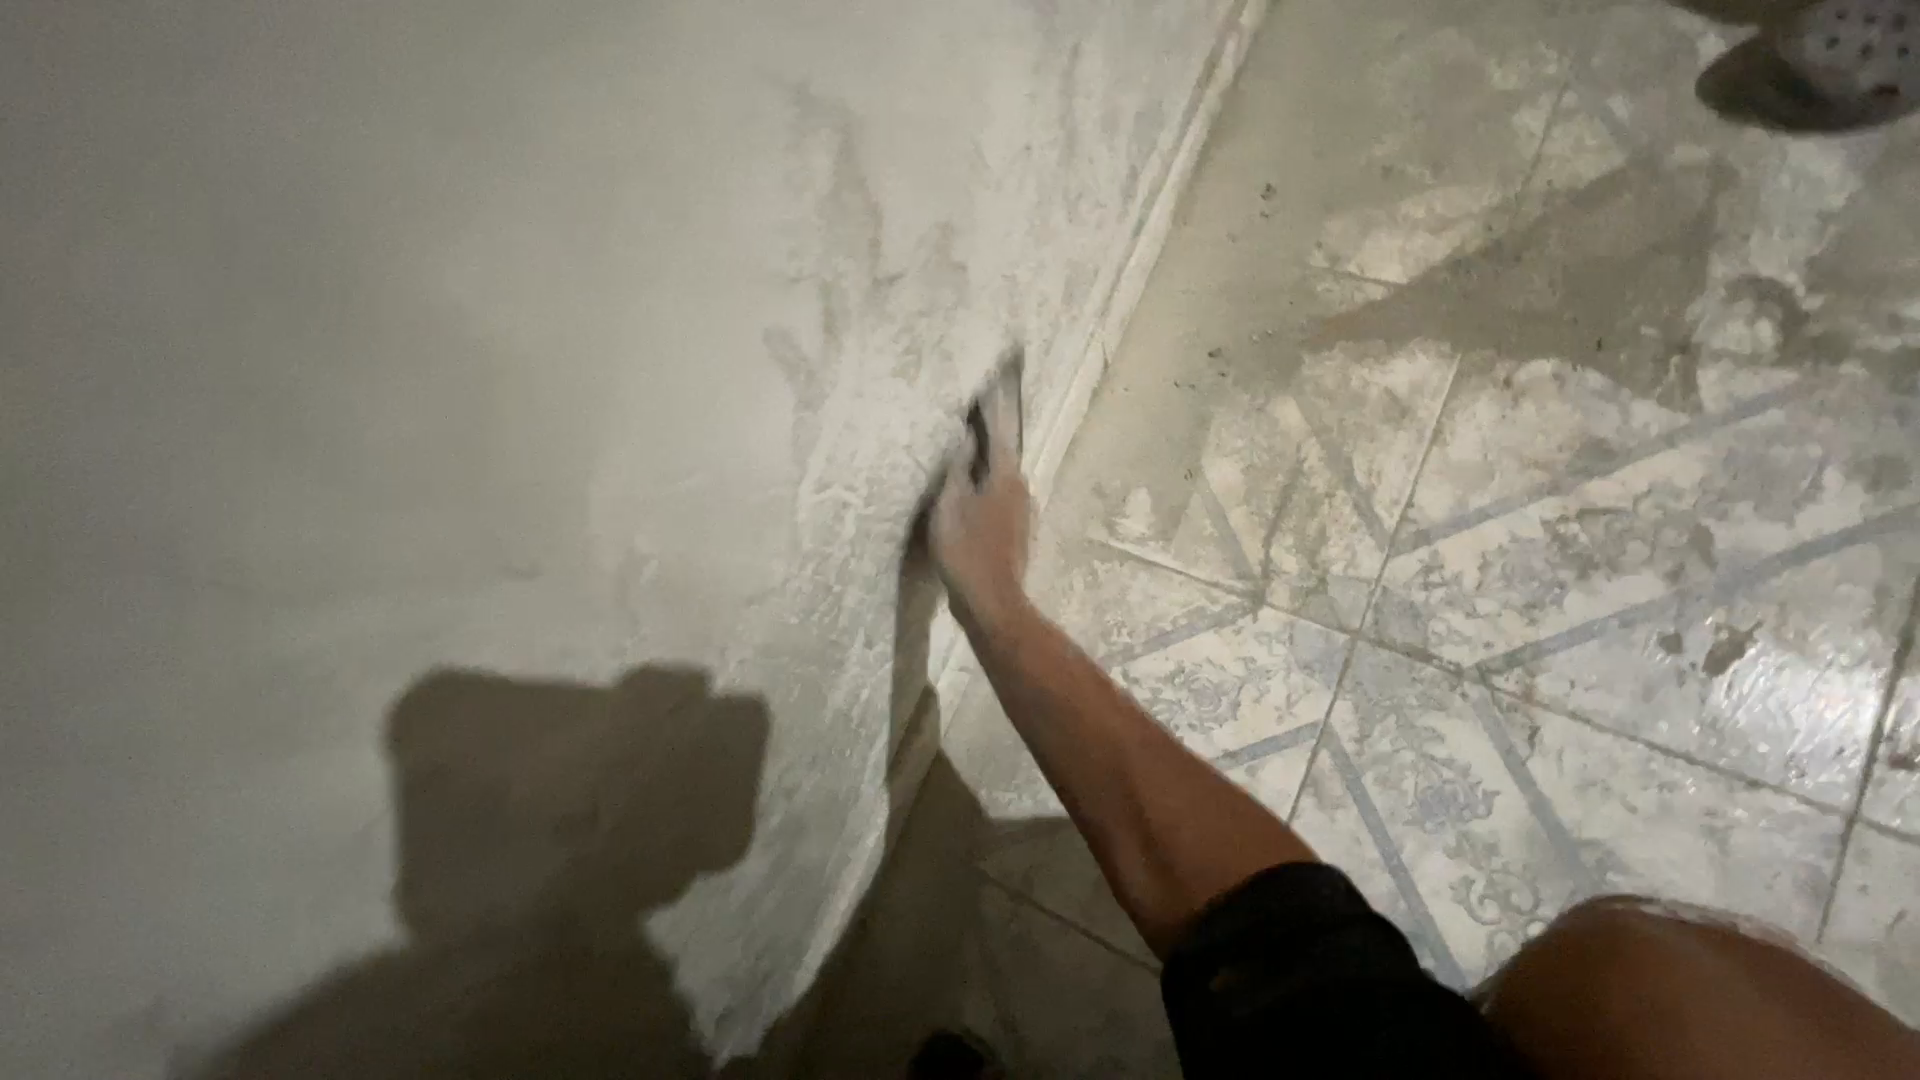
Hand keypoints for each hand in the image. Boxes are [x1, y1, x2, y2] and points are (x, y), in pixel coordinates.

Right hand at [928, 420, 1032, 628]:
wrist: (991, 602)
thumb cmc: (966, 551)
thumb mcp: (949, 505)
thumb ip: (956, 468)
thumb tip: (964, 436)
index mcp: (1007, 475)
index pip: (998, 431)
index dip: (987, 410)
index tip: (979, 387)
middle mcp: (1021, 488)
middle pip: (1000, 454)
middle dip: (983, 438)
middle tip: (960, 420)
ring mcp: (1022, 512)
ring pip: (998, 478)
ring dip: (982, 466)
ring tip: (958, 455)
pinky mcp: (1016, 532)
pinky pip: (997, 499)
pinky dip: (983, 490)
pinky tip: (966, 495)